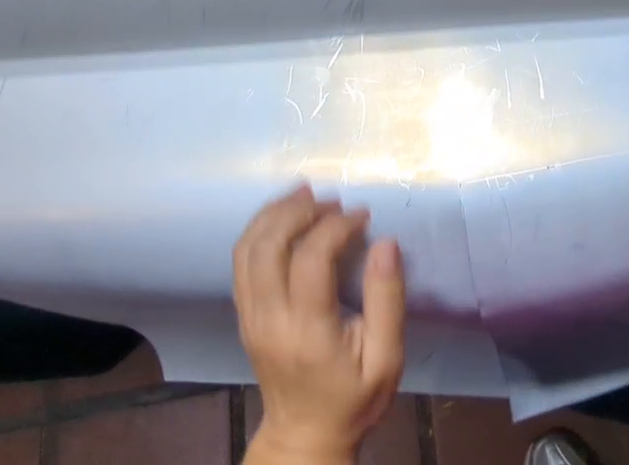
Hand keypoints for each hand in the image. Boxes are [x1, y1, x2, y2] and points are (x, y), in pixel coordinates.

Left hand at [235, 186, 405, 464]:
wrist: (305, 435)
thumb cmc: (354, 397)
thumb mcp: (387, 358)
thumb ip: (387, 300)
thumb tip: (385, 244)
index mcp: (307, 330)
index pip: (310, 258)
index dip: (336, 226)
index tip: (363, 216)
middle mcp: (269, 318)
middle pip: (268, 245)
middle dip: (299, 210)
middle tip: (333, 199)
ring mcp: (250, 316)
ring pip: (247, 248)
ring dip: (275, 213)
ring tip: (306, 193)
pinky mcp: (244, 314)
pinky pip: (241, 260)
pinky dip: (261, 228)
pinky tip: (285, 215)